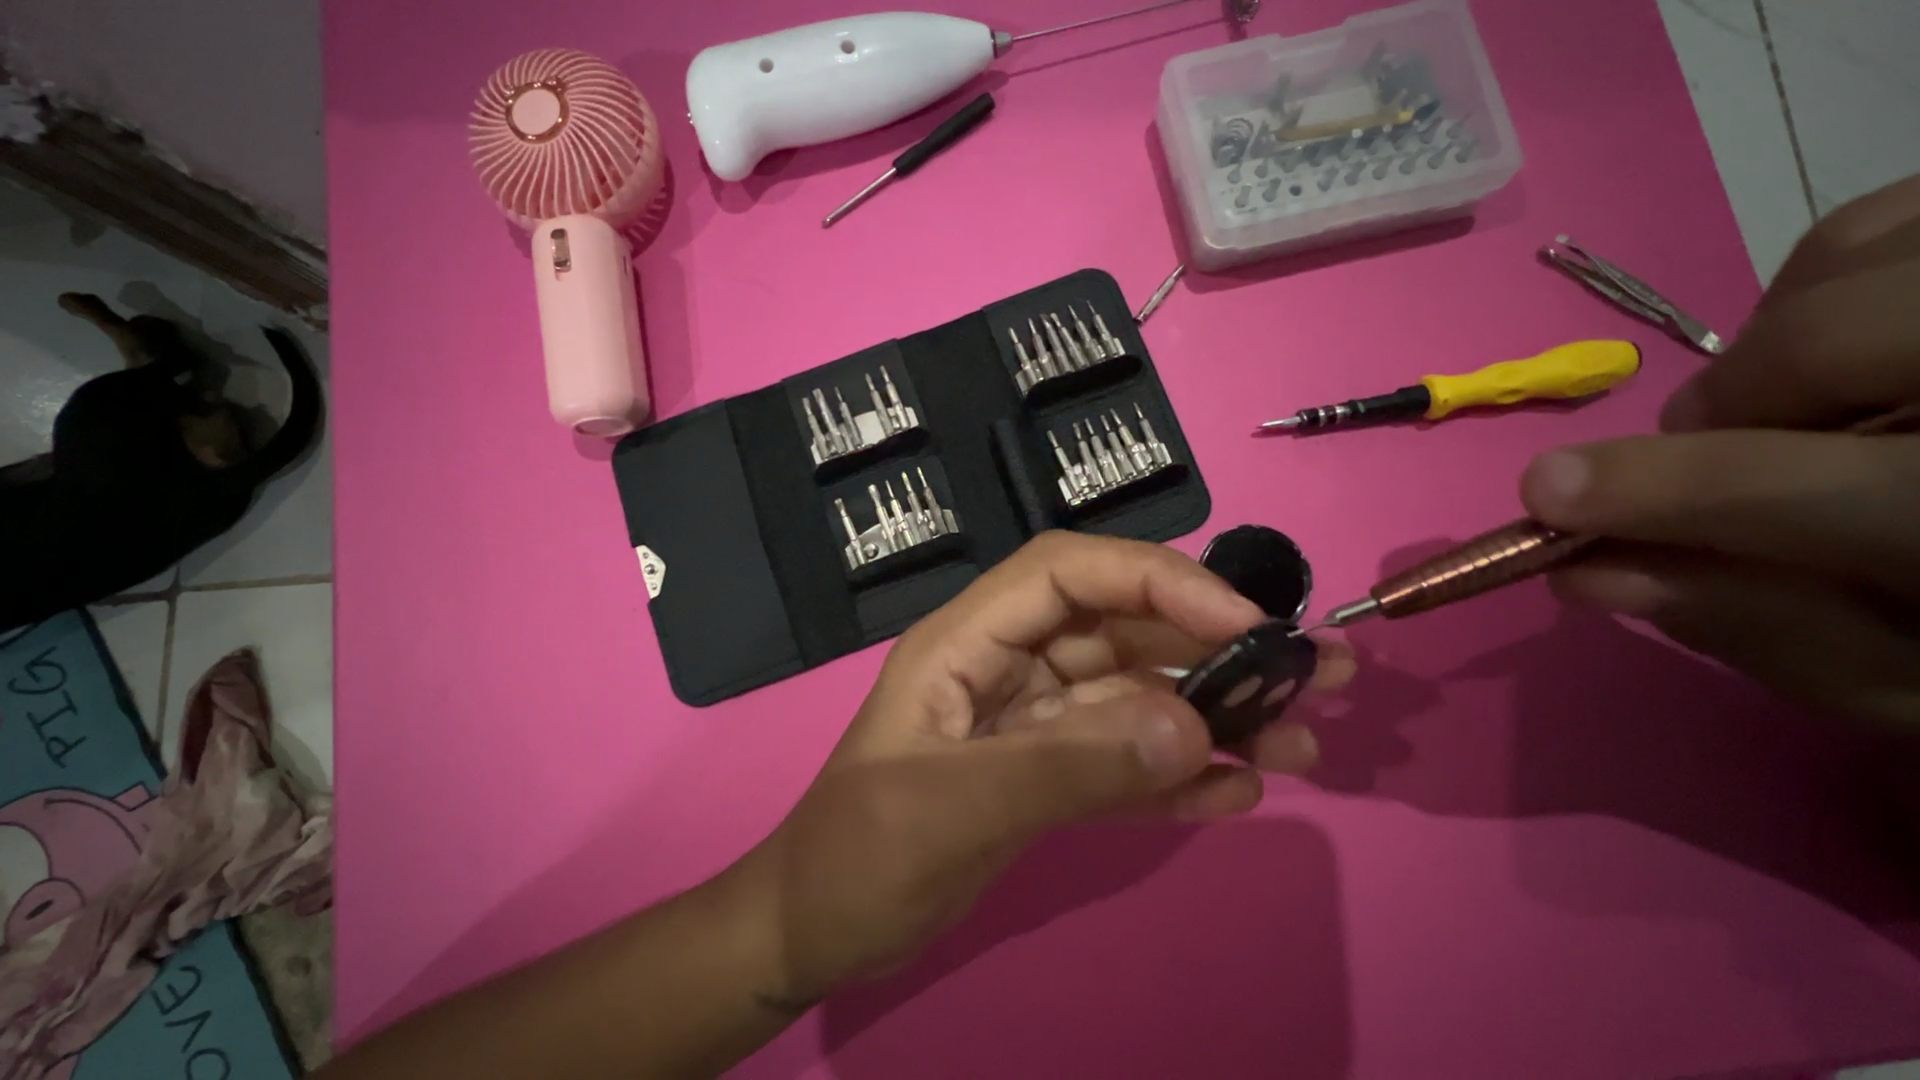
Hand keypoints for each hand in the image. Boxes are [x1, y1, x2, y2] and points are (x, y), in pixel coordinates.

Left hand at [731, 531, 1353, 1006]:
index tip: (1243, 624)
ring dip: (1217, 714)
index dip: (1158, 579)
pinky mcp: (1050, 777)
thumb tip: (1195, 728)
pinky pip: (1127, 761)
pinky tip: (1239, 796)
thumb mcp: (953, 807)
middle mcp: (1011, 666)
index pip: (1071, 572)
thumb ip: (1068, 765)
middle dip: (1216, 646)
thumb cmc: (860, 854)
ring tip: (1303, 744)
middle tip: (1318, 671)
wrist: (818, 930)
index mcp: (970, 640)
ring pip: (1138, 697)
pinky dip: (1182, 775)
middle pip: (1123, 630)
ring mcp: (1035, 722)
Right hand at [1521, 173, 1919, 724]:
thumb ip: (1753, 622)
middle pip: (1825, 342)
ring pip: (1847, 259)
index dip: (1656, 490)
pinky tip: (1846, 348)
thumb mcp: (1894, 674)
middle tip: (1709, 458)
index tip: (1543, 494)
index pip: (1793, 492)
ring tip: (1796, 406)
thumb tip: (1587, 572)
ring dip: (1775, 341)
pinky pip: (1883, 216)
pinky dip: (1827, 276)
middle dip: (1727, 405)